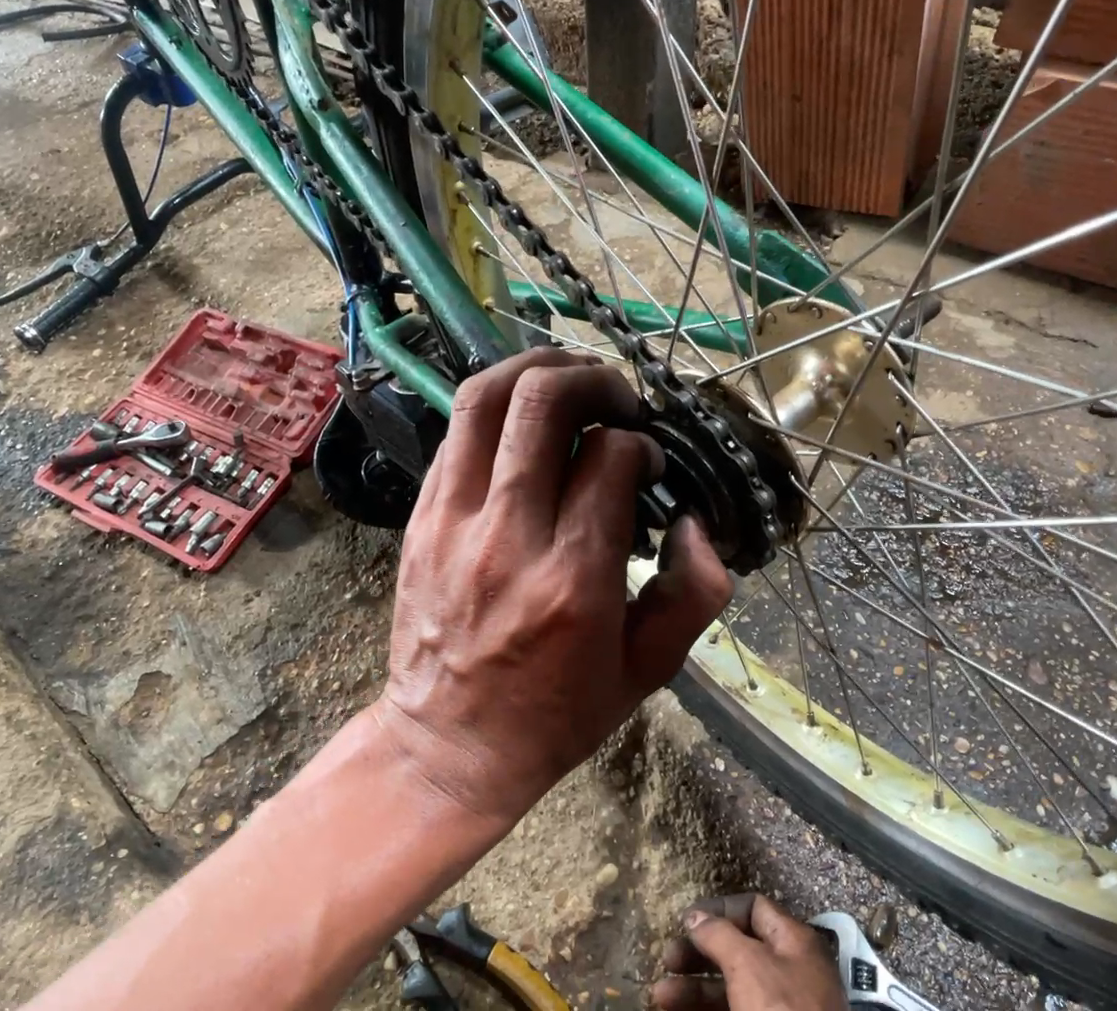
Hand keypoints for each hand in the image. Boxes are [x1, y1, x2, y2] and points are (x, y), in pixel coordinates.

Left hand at [373, 346, 732, 822]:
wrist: (450, 745)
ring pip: (484, 398)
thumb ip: (696, 593)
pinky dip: (496, 411)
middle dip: (592, 379)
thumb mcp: (648, 671)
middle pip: (542, 401)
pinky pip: (455, 434)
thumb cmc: (556, 714)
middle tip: (616, 401)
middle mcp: (509, 536)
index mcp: (574, 578)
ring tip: (568, 380)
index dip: (640, 444)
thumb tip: (693, 521)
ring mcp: (452, 521)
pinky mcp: (420, 520)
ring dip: (535, 370)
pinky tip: (521, 425)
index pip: (610, 457)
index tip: (646, 466)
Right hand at [653, 894, 844, 1010]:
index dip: (718, 910)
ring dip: (692, 989)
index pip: (753, 909)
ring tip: (659, 997)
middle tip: (668, 960)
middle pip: (735, 949)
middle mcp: (786, 972)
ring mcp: (777, 1008)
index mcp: (793, 943)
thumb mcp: (748, 964)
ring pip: (728, 988)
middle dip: (697, 953)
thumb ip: (718, 934)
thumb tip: (695, 916)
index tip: (685, 921)